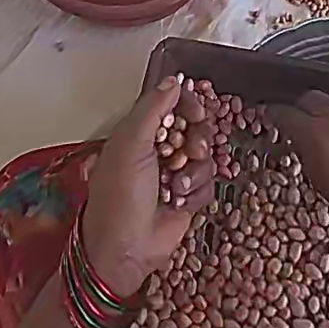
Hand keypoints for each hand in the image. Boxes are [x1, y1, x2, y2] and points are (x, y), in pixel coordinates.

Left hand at [80, 78, 217, 298]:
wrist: (126, 246)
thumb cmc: (120, 193)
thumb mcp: (131, 143)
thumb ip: (153, 108)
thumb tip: (172, 80)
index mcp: (139, 131)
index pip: (171, 104)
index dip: (187, 105)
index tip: (195, 113)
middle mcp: (158, 149)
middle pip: (195, 127)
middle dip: (197, 139)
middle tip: (191, 150)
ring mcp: (174, 173)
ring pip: (206, 156)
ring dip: (194, 171)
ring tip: (176, 186)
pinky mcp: (187, 196)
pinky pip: (209, 183)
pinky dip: (196, 192)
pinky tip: (179, 202)